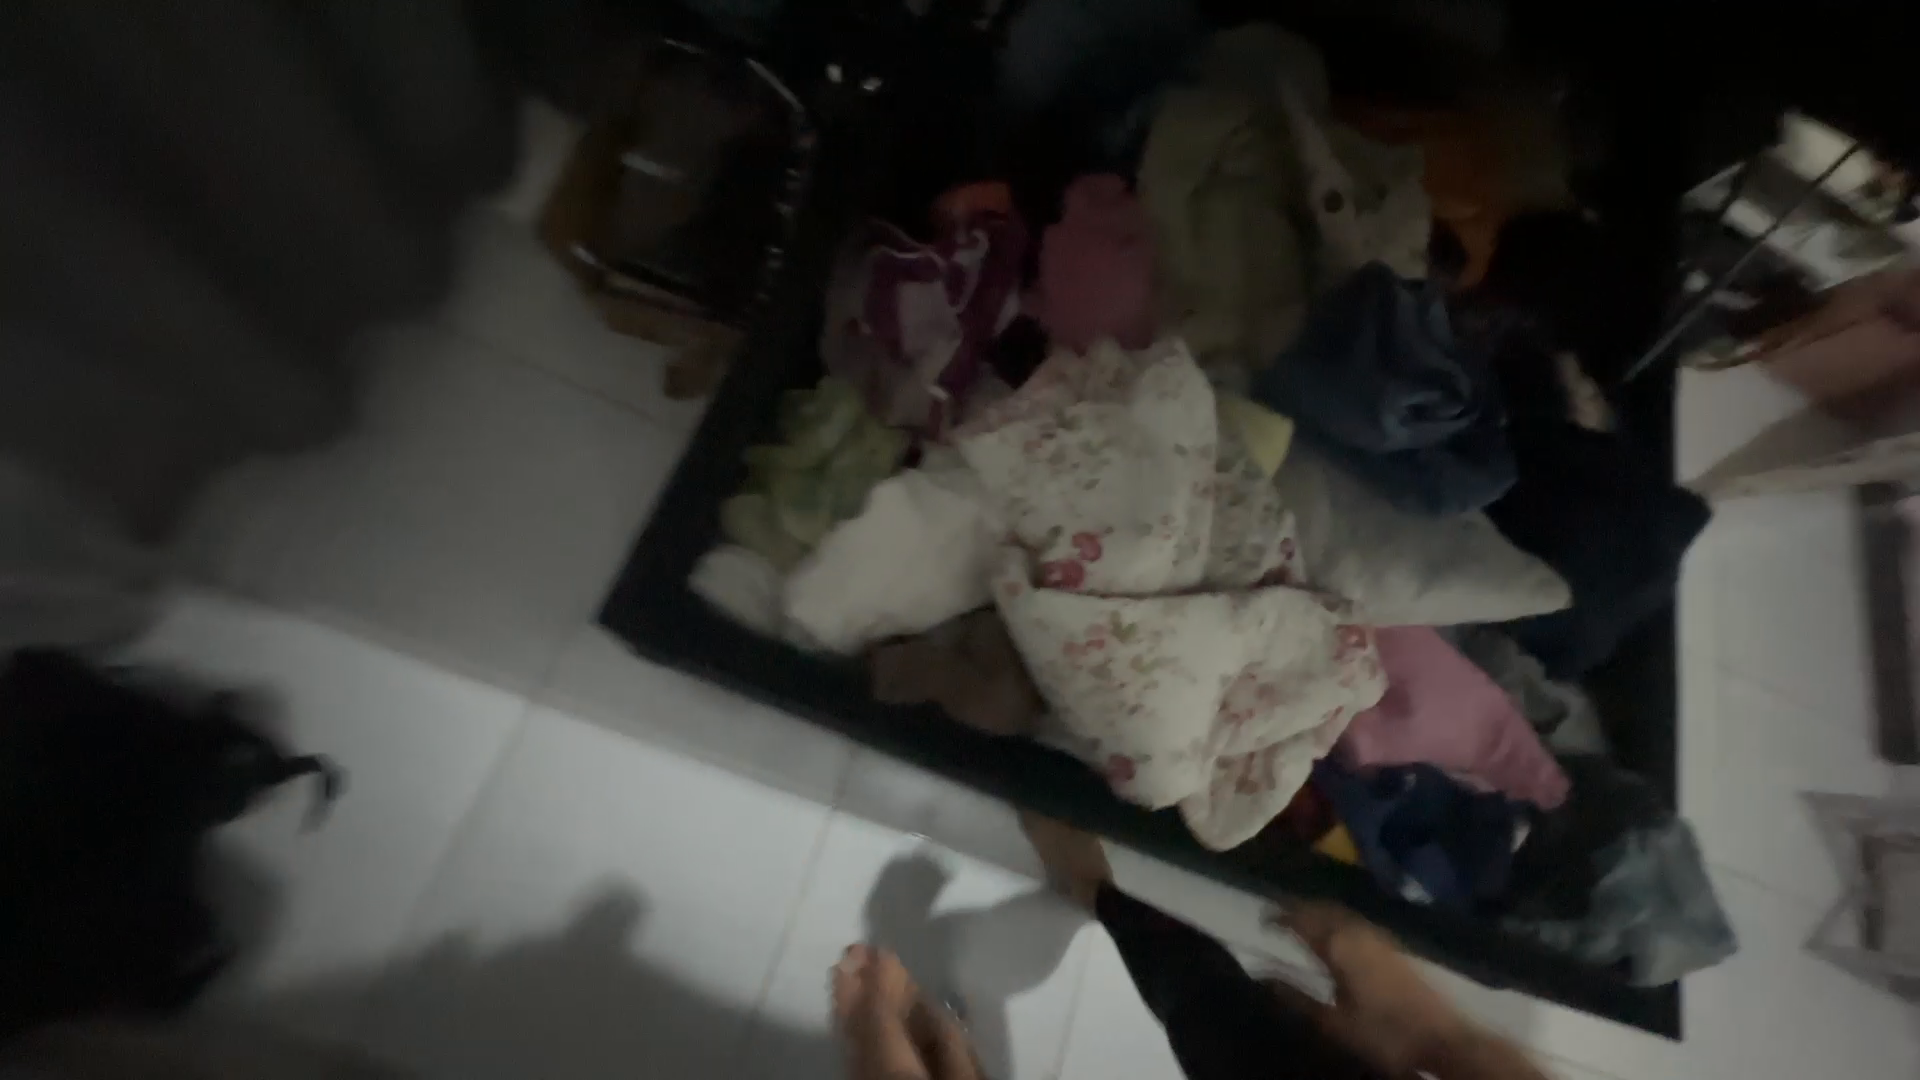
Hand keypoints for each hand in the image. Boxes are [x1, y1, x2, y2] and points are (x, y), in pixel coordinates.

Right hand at [1271, 903, 1470, 1076]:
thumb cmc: (1385, 1033)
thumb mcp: (1334, 1023)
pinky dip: (1335, 919)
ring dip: (1317, 911)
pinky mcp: (1391, 945)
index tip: (1262, 920)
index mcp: (1337, 943)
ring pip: (1337, 911)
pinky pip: (1353, 919)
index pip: (1299, 918)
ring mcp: (1376, 935)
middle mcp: (1355, 930)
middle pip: (1319, 907)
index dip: (1277, 916)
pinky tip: (1337, 936)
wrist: (1447, 1041)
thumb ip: (1296, 997)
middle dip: (1296, 908)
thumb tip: (1261, 975)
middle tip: (1278, 915)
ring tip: (1303, 921)